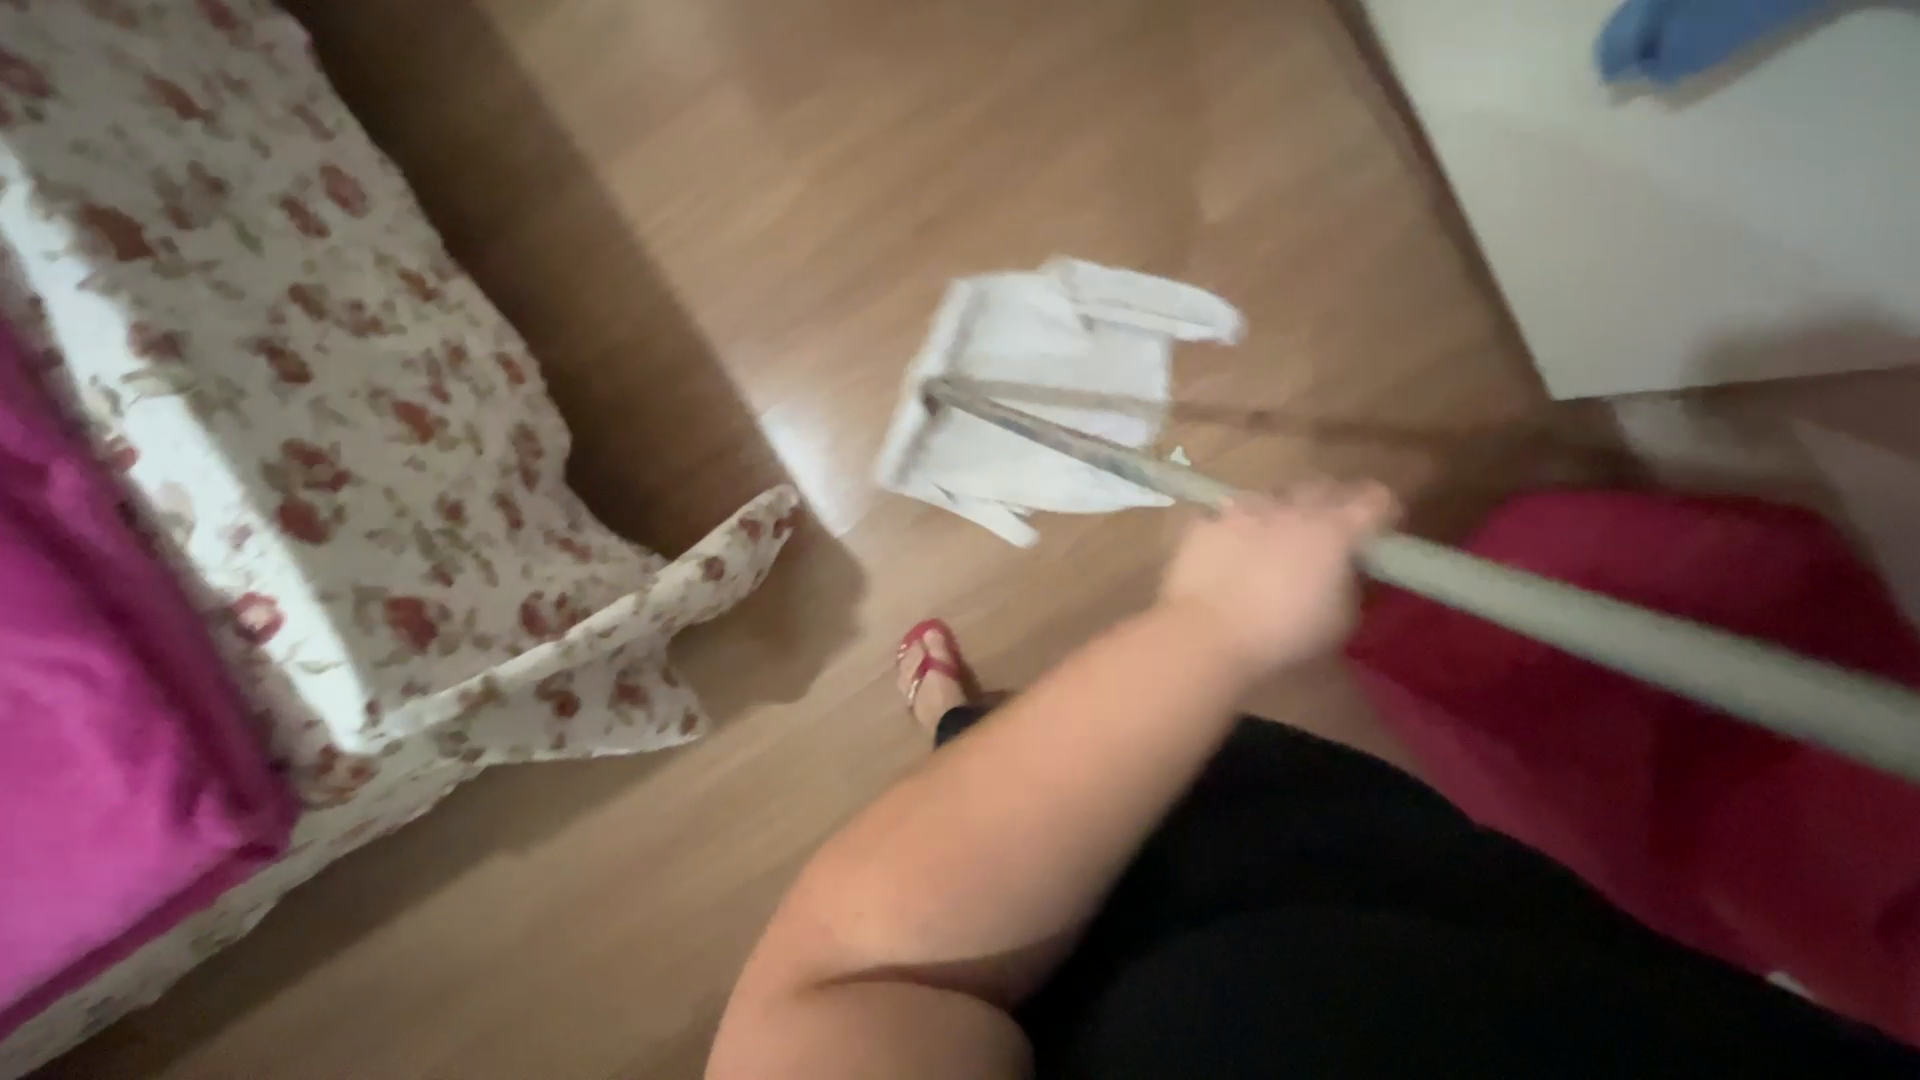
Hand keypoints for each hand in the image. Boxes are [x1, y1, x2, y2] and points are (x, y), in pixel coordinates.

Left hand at [1158, 479, 1396, 675]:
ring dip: (1279, 512)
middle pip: (1321, 488)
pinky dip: (1233, 528)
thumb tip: (1344, 571)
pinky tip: (1228, 548)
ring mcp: (1242, 511)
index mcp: (1334, 530)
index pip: (1375, 500)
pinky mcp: (1204, 522)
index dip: (1381, 510)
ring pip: (1270, 496)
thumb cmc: (1284, 634)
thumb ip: (1349, 584)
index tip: (1378, 526)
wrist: (1207, 632)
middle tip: (1328, 528)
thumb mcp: (1341, 619)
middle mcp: (1290, 509)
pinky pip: (1225, 515)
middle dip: (1331, 503)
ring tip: (1272, 538)